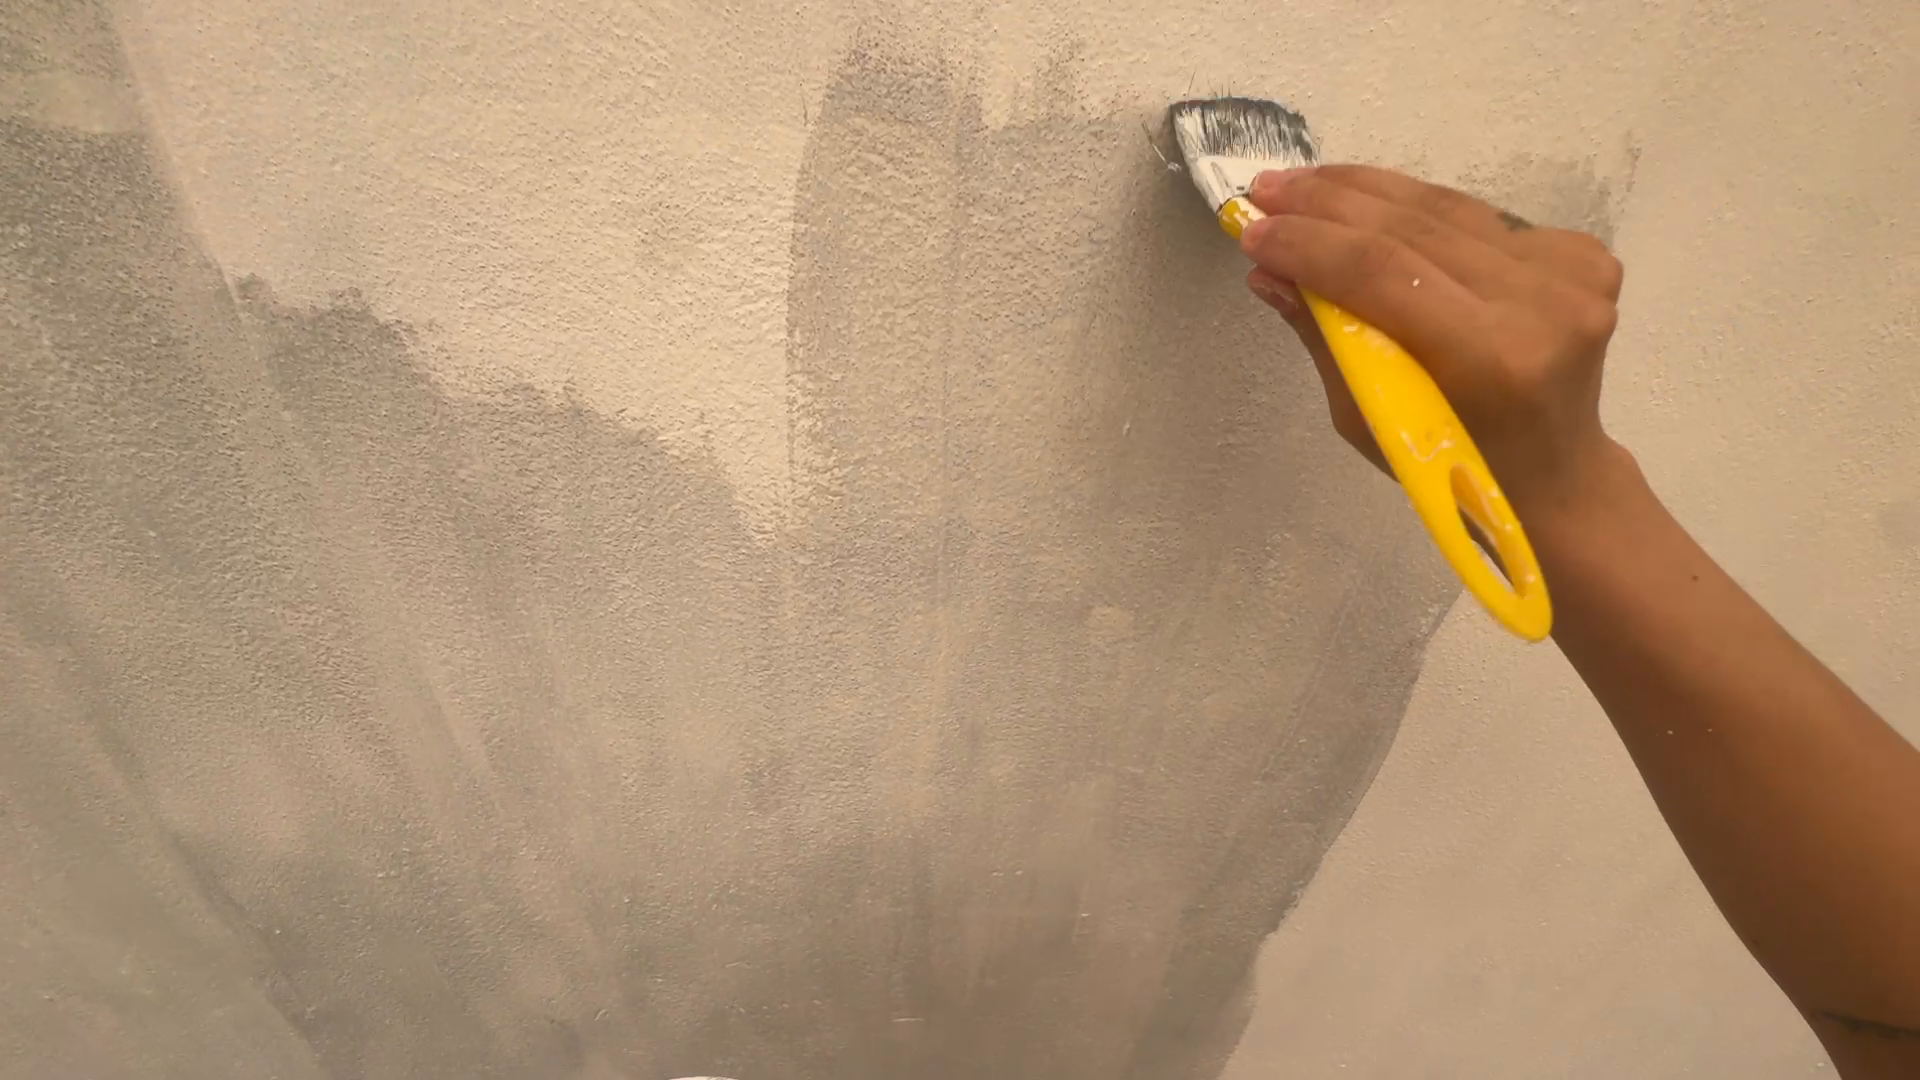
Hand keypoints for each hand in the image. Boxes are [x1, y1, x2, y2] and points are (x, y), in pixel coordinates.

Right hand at [1238, 165, 1624, 521]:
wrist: (1548, 471)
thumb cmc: (1443, 466)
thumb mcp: (1365, 418)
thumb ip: (1326, 337)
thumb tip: (1270, 275)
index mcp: (1490, 357)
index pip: (1381, 273)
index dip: (1309, 245)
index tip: (1252, 231)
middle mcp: (1543, 301)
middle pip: (1412, 229)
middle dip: (1325, 205)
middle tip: (1264, 190)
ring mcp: (1571, 270)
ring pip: (1442, 207)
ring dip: (1360, 192)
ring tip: (1299, 185)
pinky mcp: (1579, 253)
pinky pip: (1470, 218)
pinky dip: (1407, 208)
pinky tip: (1359, 205)